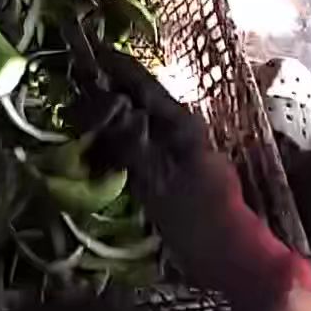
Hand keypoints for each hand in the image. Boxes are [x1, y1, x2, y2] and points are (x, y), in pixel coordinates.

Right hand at [86, 47, 310, 310]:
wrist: (234, 256)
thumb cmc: (197, 216)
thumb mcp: (156, 178)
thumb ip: (130, 140)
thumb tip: (106, 103)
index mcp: (179, 122)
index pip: (142, 83)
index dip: (116, 67)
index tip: (91, 54)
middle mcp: (182, 127)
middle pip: (140, 100)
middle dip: (109, 93)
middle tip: (77, 92)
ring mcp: (182, 148)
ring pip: (141, 122)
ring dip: (113, 119)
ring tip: (83, 121)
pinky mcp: (178, 169)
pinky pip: (144, 145)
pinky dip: (121, 144)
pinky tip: (103, 154)